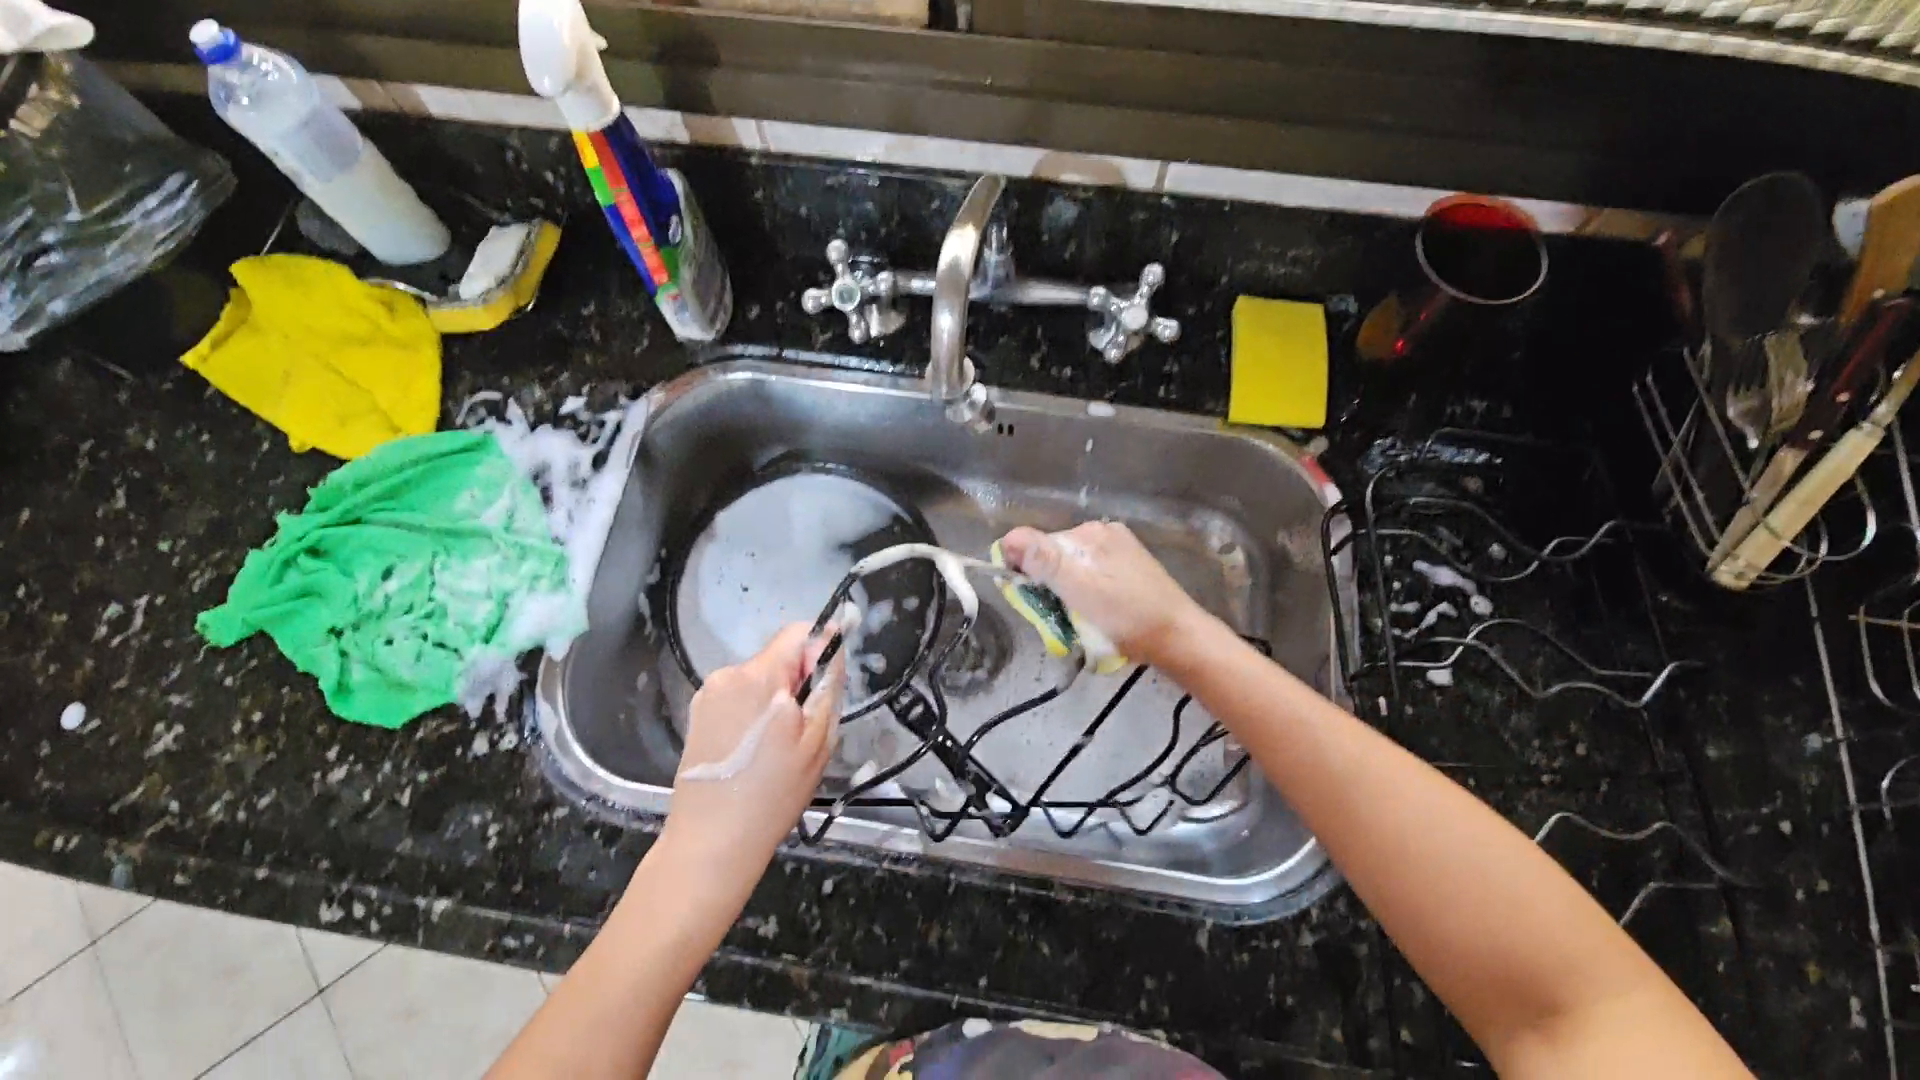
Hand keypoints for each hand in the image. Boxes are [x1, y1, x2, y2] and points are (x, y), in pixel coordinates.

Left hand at [660, 624, 844, 893]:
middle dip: (798, 686)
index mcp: (758, 675)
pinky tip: (755, 757)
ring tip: (778, 752)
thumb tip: (832, 642)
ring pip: (760, 683)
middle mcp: (727, 675)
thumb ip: (826, 684)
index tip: (824, 692)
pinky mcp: (698, 718)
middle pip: (778, 660)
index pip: (799, 633)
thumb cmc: (773, 793)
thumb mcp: (817, 739)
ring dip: (776, 705)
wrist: (711, 843)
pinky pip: (740, 702)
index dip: (821, 653)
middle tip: (804, 733)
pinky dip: (754, 719)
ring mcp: (708, 697)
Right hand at [998, 521, 1205, 666]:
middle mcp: (1104, 535)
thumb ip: (1044, 562)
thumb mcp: (1080, 589)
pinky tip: (1096, 619)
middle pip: (1054, 560)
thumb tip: (1008, 537)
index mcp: (1090, 533)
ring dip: (1066, 598)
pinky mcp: (1129, 573)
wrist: (1180, 640)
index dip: (1027, 575)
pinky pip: (1091, 582)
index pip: (1037, 546)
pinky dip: (1085, 600)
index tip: (1033, 603)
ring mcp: (1119, 554)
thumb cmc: (1128, 616)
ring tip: (1079, 623)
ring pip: (1072, 574)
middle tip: (1060, 619)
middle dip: (1049, 589)